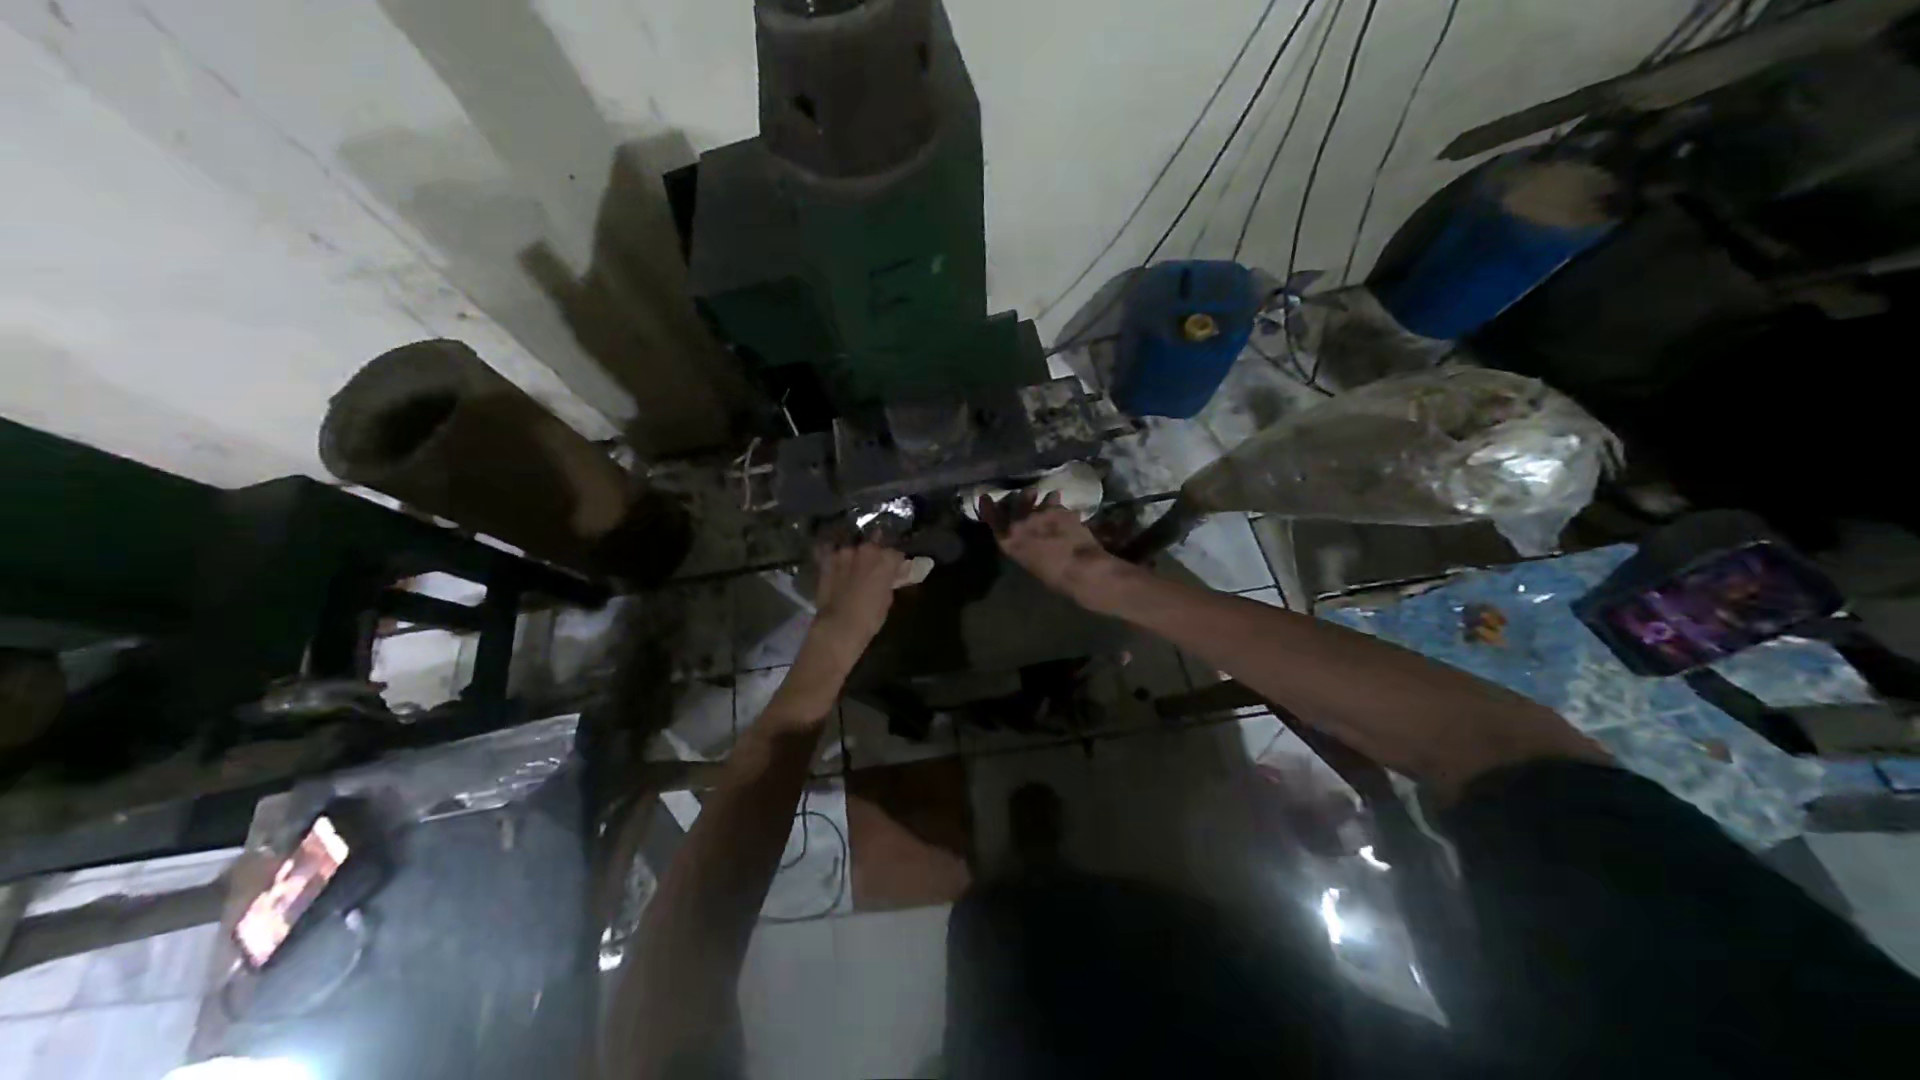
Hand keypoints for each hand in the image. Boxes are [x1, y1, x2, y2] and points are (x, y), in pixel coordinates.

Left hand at [811, 541, 905, 648]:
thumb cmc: (869, 617)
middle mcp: (865, 550)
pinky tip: (836, 567)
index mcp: (885, 559)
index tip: (895, 572)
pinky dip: (835, 559)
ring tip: (852, 570)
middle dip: (875, 557)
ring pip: (853, 550)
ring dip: (855, 558)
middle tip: (873, 570)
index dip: (896, 564)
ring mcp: (844, 553)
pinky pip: (833, 554)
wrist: (839, 626)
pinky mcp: (827, 560)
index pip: (895, 554)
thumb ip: (888, 581)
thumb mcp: (887, 598)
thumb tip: (887, 577)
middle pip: (873, 547)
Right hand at [979, 492, 1134, 612]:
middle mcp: (1021, 524)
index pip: (992, 518)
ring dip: (1047, 499)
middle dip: (1025, 497)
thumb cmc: (1054, 577)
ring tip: (1053, 498)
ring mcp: (1041, 513)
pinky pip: (1060, 505)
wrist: (1080, 569)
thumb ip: (1024, 547)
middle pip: (1018, 502)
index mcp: (1009, 541)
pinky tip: (1070, 513)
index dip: (988, 507)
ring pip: (1042, 499)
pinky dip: (1063, 509)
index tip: (986, 497)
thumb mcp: (1030, 564)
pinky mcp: (1061, 510)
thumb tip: (1030, 540)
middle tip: (1029, 493)